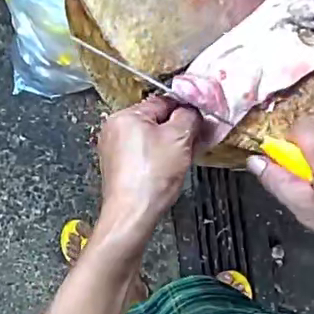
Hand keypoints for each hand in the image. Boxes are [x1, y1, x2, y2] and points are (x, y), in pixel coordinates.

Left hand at [95, 96, 198, 253]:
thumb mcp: (179, 138)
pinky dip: (157, 157)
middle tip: (194, 141)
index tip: (200, 119)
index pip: (162, 101)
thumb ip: (188, 116)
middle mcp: (114, 128)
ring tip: (180, 159)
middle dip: (177, 129)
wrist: (133, 212)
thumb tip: (191, 110)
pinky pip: (142, 153)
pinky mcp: (117, 166)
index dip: (185, 109)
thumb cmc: (151, 176)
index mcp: (125, 116)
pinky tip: (167, 169)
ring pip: (149, 137)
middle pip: (155, 119)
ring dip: (169, 144)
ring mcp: (113, 148)